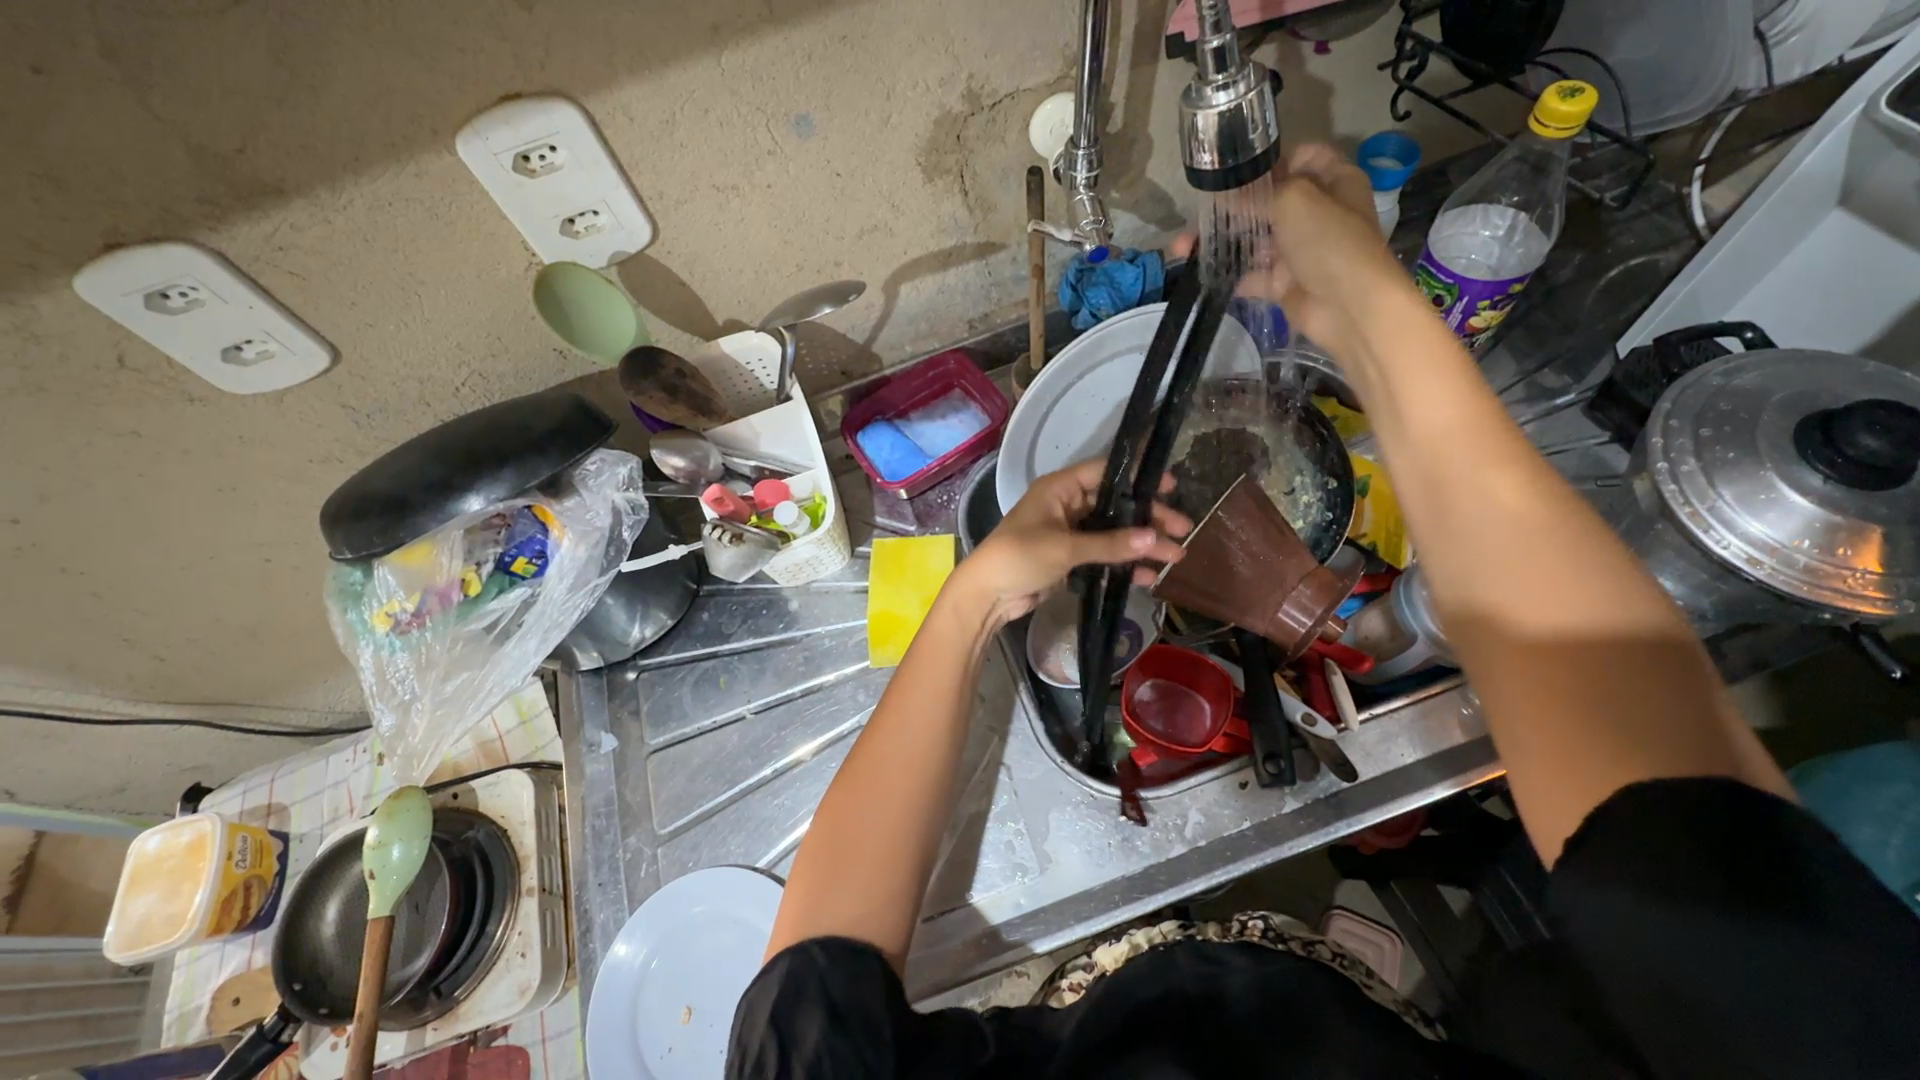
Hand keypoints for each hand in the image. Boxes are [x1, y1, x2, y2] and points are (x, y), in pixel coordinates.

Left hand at [955, 460, 1191, 623]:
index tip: (1171, 486)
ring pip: (1112, 533)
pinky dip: (1123, 564)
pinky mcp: (1068, 559)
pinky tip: (1147, 576)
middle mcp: (1066, 505)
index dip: (1138, 479)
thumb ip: (1110, 543)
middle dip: (1148, 519)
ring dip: (1141, 545)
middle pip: (1115, 506)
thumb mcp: (1066, 548)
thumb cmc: (1020, 557)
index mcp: (1060, 489)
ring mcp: (1067, 533)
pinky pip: (1102, 556)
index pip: (1105, 473)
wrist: (987, 595)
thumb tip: (1155, 537)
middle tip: (1183, 530)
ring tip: (1175, 557)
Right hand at [1172, 144, 1412, 360]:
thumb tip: (1223, 198)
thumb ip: (1255, 194)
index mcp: (1333, 181)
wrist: (1349, 306)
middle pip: (1269, 202)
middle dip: (1231, 207)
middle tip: (1197, 213)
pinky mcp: (1285, 283)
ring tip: (1183, 249)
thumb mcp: (1292, 199)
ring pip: (1254, 240)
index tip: (1234, 169)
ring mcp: (1300, 250)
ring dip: (1221, 243)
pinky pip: (1252, 275)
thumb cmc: (1328, 240)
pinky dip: (1230, 275)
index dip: (1269, 160)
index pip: (1301, 157)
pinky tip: (1202, 273)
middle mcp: (1317, 212)